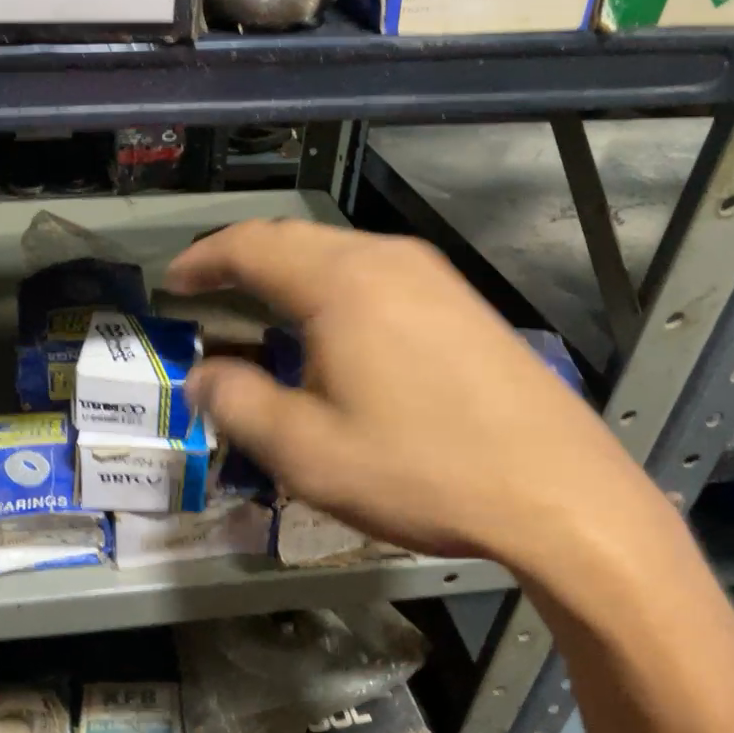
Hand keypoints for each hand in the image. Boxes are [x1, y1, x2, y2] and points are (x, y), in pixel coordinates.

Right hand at [166, 220, 659, 567]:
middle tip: (206, 292)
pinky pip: (374, 272)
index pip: (250, 245)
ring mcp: (431, 274)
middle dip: (240, 260)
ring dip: (286, 272)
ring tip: (259, 311)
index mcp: (341, 281)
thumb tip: (203, 375)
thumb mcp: (308, 452)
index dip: (202, 259)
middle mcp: (385, 258)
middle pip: (292, 238)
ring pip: (335, 252)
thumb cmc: (422, 470)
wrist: (562, 494)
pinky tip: (330, 330)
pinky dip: (330, 286)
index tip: (172, 283)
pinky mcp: (460, 298)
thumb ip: (238, 404)